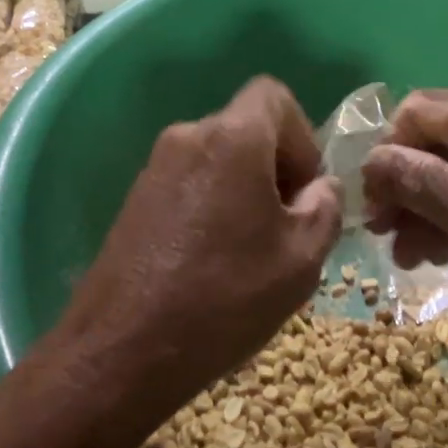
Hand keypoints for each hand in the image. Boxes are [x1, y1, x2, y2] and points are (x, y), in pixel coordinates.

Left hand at [53, 76, 341, 403]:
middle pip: (247, 129)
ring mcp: (156, 167)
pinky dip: (213, 206)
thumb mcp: (301, 259)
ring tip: (252, 253)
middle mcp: (190, 136)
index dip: (301, 135)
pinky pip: (191, 183)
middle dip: (276, 168)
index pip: (274, 95)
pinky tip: (214, 263)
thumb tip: (320, 188)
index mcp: (233, 138)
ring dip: (244, 191)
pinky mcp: (135, 199)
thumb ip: (325, 208)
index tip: (305, 189)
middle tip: (286, 227)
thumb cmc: (224, 297)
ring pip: (219, 159)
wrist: (122, 351)